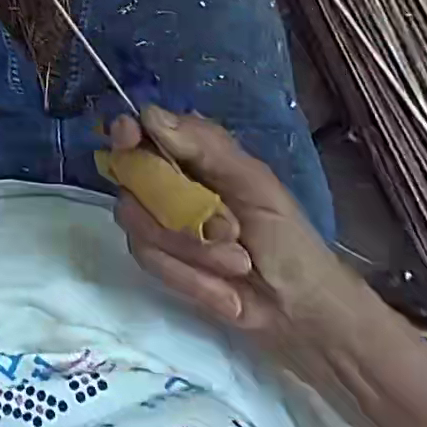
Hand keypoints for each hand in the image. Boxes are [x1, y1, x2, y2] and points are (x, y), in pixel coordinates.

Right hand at [110, 107, 369, 343]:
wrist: (299, 311)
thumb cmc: (286, 237)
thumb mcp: (254, 183)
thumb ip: (204, 146)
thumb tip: (150, 116)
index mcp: (189, 152)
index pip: (140, 130)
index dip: (127, 133)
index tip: (128, 137)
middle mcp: (164, 181)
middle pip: (130, 179)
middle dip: (178, 212)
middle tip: (230, 230)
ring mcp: (157, 220)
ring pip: (137, 223)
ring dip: (192, 250)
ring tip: (237, 263)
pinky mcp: (157, 258)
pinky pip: (150, 260)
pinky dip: (190, 278)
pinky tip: (225, 291)